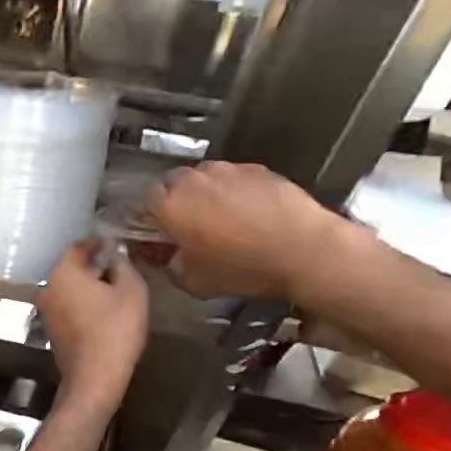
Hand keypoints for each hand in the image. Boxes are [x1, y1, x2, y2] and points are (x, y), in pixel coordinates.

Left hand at [38, 242, 148, 415]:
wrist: (95, 378)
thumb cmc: (115, 329)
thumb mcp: (132, 290)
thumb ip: (123, 264)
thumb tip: (115, 255)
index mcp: (64, 272)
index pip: (79, 246)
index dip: (99, 244)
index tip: (116, 246)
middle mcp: (49, 288)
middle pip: (72, 268)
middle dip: (94, 266)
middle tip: (118, 269)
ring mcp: (47, 311)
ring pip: (69, 289)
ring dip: (88, 287)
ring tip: (114, 291)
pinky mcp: (52, 331)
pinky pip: (68, 308)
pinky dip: (83, 305)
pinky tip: (102, 313)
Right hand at [146, 162, 372, 302]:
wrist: (303, 249)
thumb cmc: (243, 268)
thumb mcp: (196, 282)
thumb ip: (172, 266)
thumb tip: (171, 258)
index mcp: (171, 206)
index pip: (147, 198)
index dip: (153, 213)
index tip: (161, 228)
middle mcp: (194, 180)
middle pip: (174, 182)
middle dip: (178, 198)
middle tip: (190, 223)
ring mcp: (227, 170)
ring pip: (205, 176)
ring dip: (206, 191)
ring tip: (222, 216)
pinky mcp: (256, 168)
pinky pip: (234, 176)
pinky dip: (234, 189)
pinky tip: (249, 211)